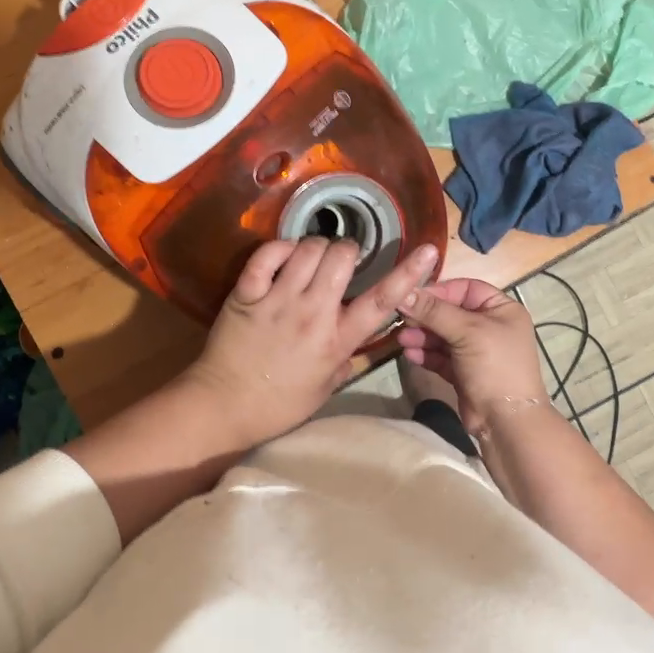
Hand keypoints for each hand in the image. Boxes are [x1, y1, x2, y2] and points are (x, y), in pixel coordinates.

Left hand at [185, 237, 438, 444]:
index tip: (428, 250)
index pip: (382, 300)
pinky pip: (267, 254)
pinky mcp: (247, 293)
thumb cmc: (281, 404)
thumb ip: (350, 354)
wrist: (225, 406)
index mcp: (338, 340)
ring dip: (316, 246)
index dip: (409, 272)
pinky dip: (280, 247)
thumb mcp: (329, 384)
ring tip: (312, 257)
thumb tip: (369, 335)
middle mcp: (313, 314)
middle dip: (348, 249)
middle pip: (342, 257)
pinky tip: (284, 255)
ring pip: (308, 248)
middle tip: (342, 259)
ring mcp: (278, 300)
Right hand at [395, 278, 549, 434]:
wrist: (506, 421)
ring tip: (402, 340)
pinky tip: (410, 354)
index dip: (440, 291)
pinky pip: (441, 357)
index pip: (466, 289)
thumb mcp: (467, 332)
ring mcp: (477, 351)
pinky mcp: (464, 372)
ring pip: (444, 336)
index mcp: (502, 309)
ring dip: (422, 336)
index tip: (412, 297)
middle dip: (426, 316)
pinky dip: (427, 354)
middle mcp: (490, 326)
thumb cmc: (495, 366)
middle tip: (401, 320)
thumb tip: (404, 292)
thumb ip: (434, 311)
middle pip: (451, 312)